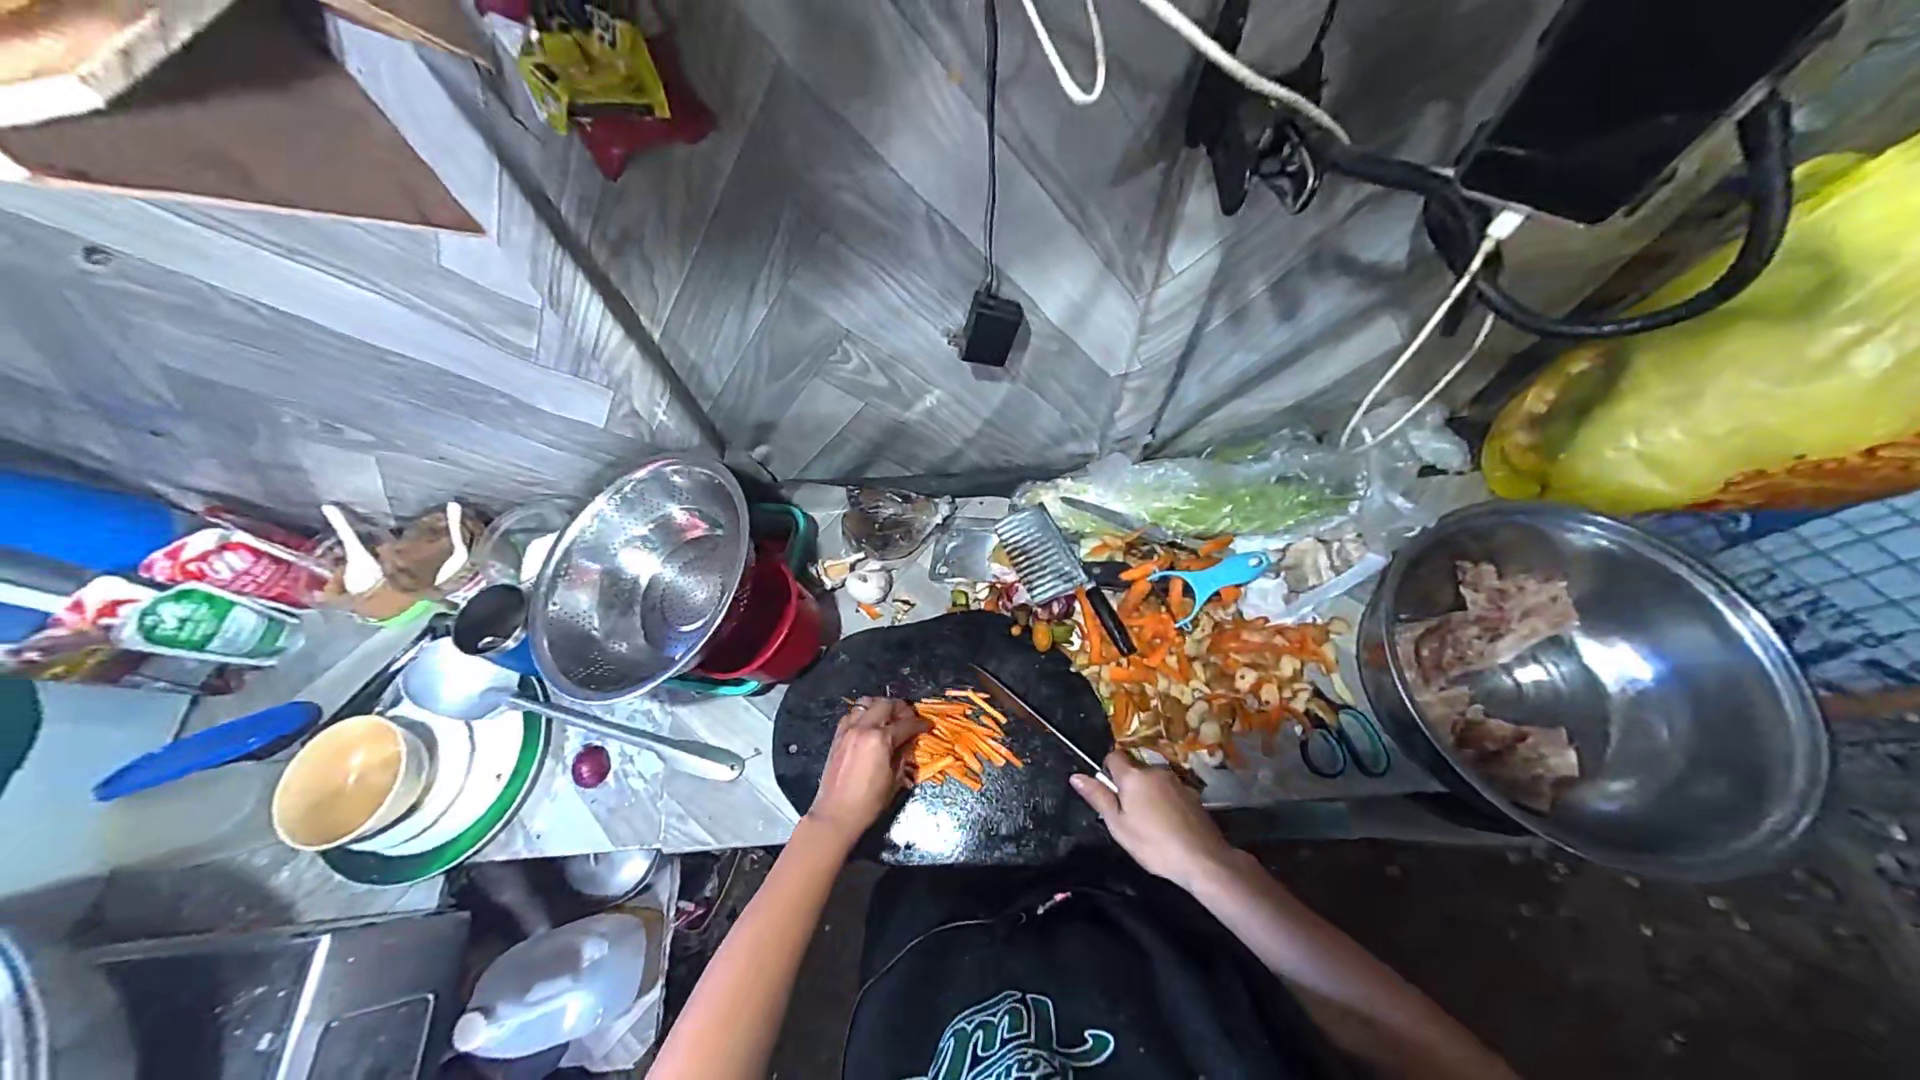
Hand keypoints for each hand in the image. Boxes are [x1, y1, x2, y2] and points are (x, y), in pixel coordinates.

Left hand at [804, 698, 927, 844]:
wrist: (836, 814)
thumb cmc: (868, 802)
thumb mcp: (894, 780)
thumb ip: (903, 756)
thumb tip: (908, 743)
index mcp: (880, 739)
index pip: (906, 724)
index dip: (920, 724)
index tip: (926, 725)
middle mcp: (863, 728)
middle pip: (886, 704)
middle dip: (901, 708)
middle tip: (908, 718)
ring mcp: (848, 730)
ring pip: (866, 703)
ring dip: (880, 706)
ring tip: (888, 717)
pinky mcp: (837, 736)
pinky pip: (851, 714)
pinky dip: (862, 714)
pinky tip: (868, 726)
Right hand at [1070, 751, 1239, 890]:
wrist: (1203, 859)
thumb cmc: (1153, 844)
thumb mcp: (1118, 825)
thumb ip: (1098, 797)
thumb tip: (1076, 776)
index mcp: (1133, 776)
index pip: (1113, 756)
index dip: (1107, 771)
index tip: (1110, 794)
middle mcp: (1155, 771)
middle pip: (1134, 770)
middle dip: (1128, 787)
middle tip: (1128, 816)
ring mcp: (1176, 781)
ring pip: (1152, 782)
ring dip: (1147, 795)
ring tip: (1150, 825)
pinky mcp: (1192, 794)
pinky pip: (1169, 792)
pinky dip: (1164, 803)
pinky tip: (1168, 827)